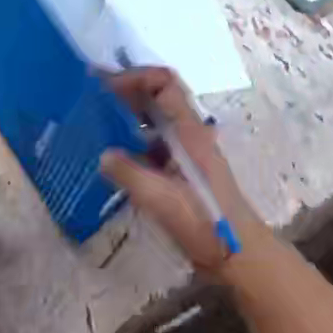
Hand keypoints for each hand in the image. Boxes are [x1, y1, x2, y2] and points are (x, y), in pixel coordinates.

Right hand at [100, 68, 267, 272]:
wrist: (239, 256)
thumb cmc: (206, 224)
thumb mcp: (163, 200)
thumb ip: (130, 174)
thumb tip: (102, 155)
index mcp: (189, 131)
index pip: (165, 83)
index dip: (136, 76)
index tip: (106, 85)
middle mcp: (189, 133)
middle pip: (159, 96)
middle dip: (128, 90)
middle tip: (93, 95)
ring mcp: (187, 151)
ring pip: (156, 119)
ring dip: (129, 114)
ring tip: (97, 120)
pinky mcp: (183, 170)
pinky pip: (155, 143)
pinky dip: (134, 140)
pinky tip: (113, 155)